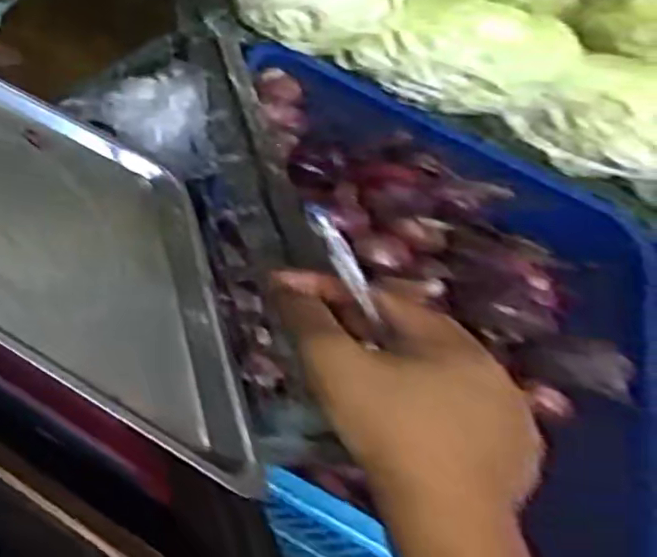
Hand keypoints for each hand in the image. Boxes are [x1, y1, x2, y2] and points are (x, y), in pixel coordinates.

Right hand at [272, 270, 541, 518]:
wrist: (447, 514)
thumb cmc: (385, 423)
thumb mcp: (329, 359)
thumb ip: (305, 313)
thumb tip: (285, 283)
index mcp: (455, 343)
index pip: (378, 296)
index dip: (325, 288)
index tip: (283, 289)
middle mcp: (494, 371)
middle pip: (408, 332)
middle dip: (356, 325)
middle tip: (314, 333)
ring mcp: (512, 417)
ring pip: (431, 370)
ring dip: (387, 361)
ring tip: (348, 371)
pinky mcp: (513, 455)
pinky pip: (453, 407)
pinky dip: (416, 398)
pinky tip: (392, 412)